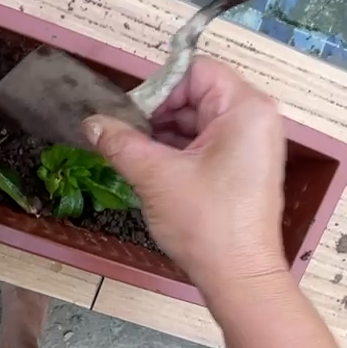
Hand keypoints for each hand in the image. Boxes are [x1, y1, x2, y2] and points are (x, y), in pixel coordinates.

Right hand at [85, 58, 289, 293]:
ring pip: (197, 124)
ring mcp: (250, 146)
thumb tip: (92, 123)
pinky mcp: (241, 170)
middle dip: (156, 115)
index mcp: (244, 108)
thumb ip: (121, 143)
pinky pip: (204, 146)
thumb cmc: (207, 225)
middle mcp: (254, 119)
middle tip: (124, 138)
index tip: (127, 116)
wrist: (237, 276)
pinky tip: (152, 172)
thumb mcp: (155, 177)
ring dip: (162, 137)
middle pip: (195, 96)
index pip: (195, 71)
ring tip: (134, 159)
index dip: (156, 89)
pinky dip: (177, 154)